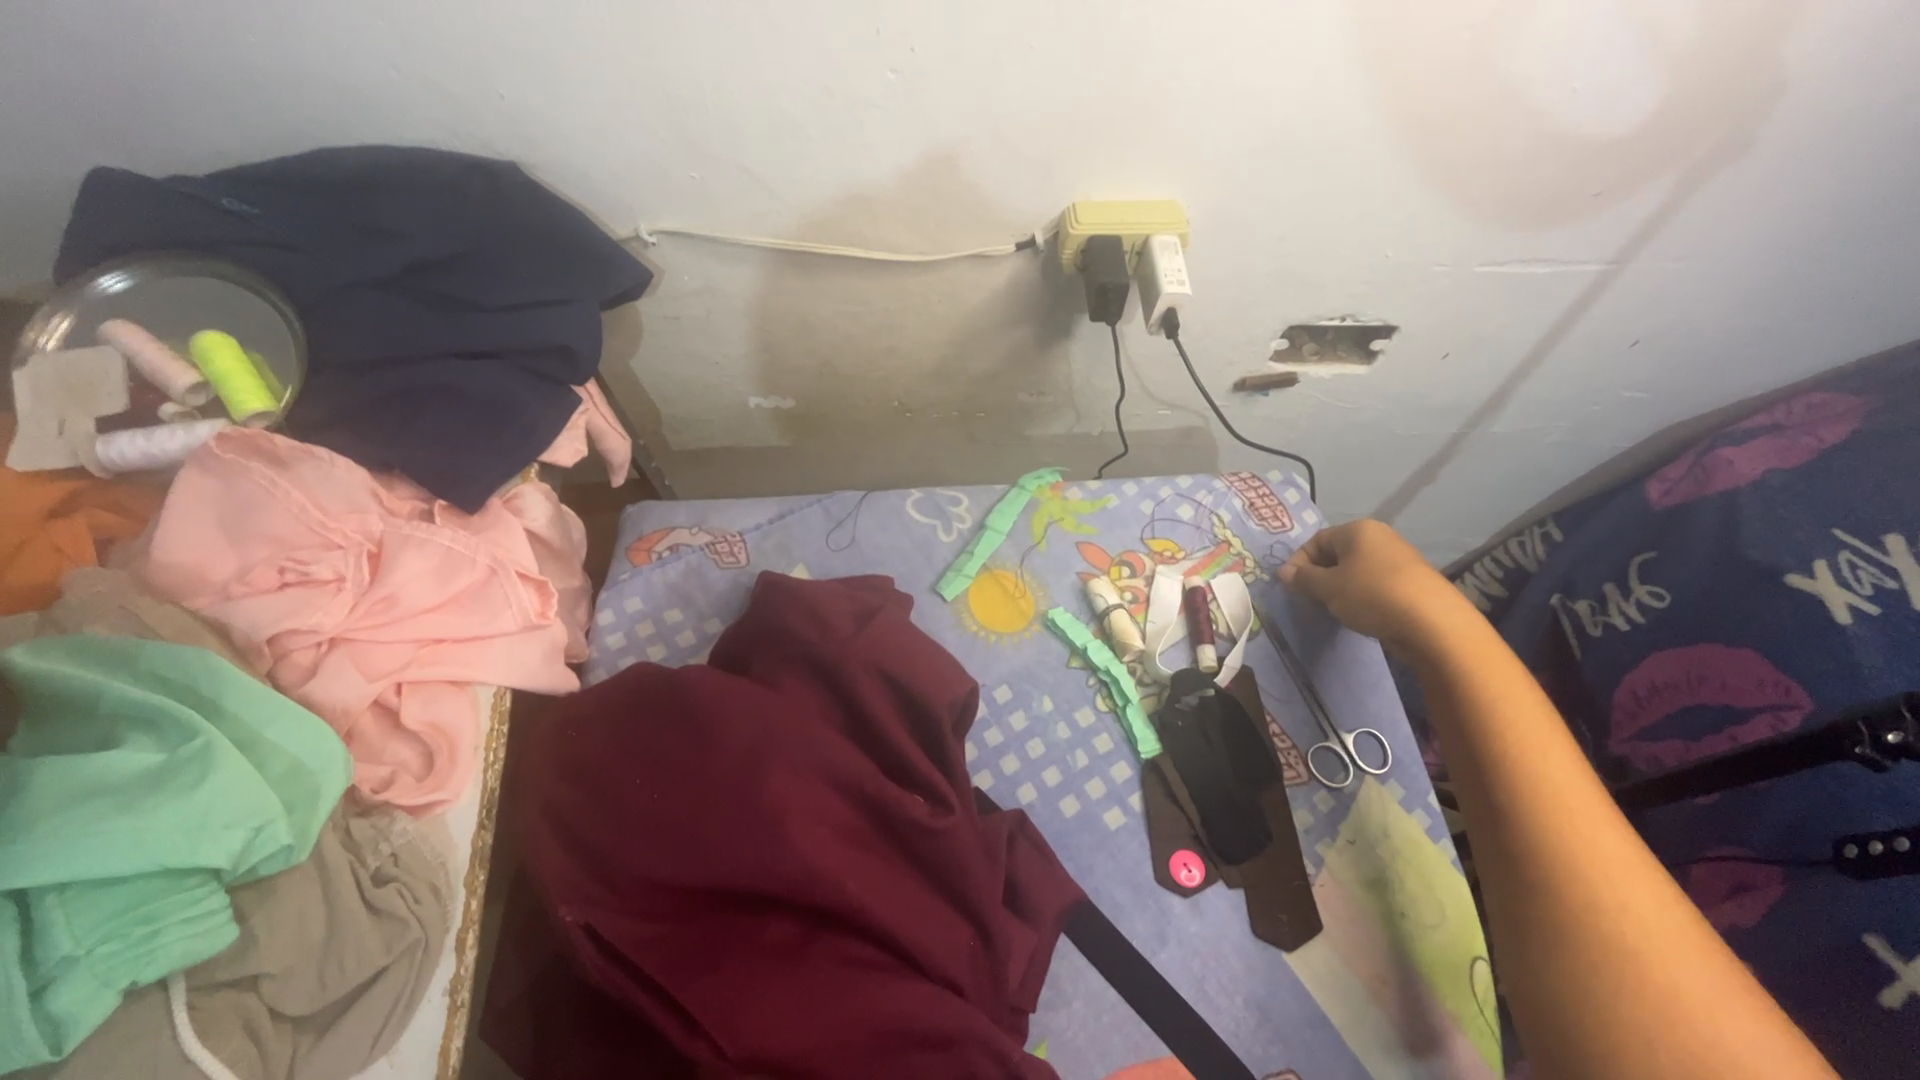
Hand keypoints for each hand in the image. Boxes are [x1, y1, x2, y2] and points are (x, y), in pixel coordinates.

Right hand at [1277, 520, 1467, 647]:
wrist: (1432, 621)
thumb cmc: (1371, 595)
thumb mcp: (1328, 588)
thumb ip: (1302, 578)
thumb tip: (1283, 572)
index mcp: (1357, 529)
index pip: (1316, 540)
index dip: (1299, 562)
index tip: (1292, 587)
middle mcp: (1379, 536)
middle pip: (1337, 553)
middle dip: (1320, 575)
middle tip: (1312, 599)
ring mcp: (1398, 557)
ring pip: (1356, 569)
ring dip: (1340, 587)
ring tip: (1336, 609)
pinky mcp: (1411, 580)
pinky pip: (1375, 582)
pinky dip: (1362, 595)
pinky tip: (1362, 613)